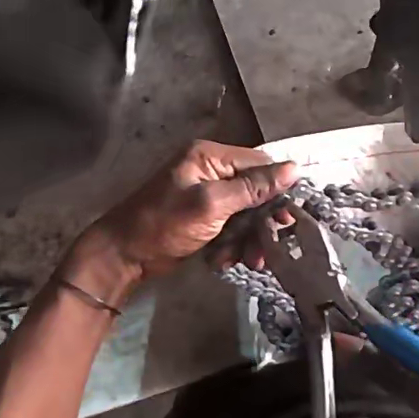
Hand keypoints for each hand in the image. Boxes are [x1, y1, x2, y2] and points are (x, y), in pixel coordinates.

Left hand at [65, 140, 298, 305]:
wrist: (123, 256)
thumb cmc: (163, 224)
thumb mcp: (211, 204)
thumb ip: (252, 188)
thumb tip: (294, 168)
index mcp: (210, 156)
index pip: (259, 164)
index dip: (277, 189)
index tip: (287, 218)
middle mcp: (211, 170)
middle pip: (254, 191)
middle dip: (260, 222)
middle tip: (267, 248)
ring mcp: (207, 194)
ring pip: (245, 213)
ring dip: (248, 239)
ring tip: (246, 261)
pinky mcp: (204, 217)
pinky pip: (231, 226)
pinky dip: (232, 244)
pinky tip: (224, 261)